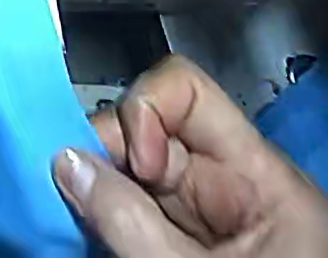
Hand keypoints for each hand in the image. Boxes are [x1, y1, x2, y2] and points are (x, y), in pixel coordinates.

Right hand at [53, 55, 327, 256]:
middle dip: (108, 149)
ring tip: (80, 212)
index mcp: (265, 183)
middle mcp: (233, 184)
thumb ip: (127, 220)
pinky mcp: (179, 237)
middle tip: (79, 187)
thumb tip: (62, 159)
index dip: (145, 109)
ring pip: (129, 159)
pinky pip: (126, 195)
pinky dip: (100, 203)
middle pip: (150, 123)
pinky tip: (86, 221)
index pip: (188, 91)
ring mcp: (204, 211)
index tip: (133, 165)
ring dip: (97, 178)